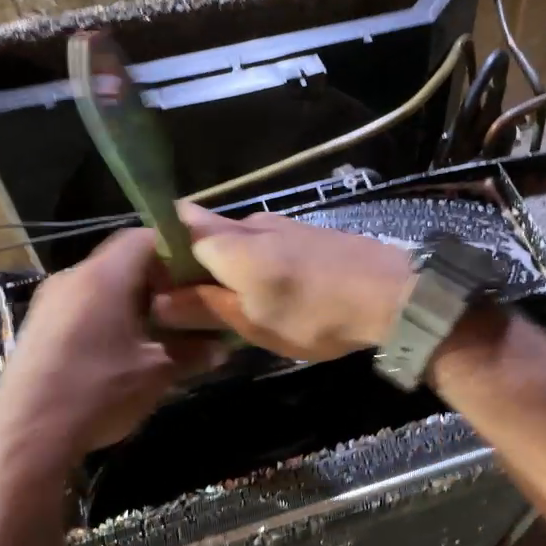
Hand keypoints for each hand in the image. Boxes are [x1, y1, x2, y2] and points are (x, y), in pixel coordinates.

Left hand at [0, 228, 225, 462]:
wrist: (26, 436)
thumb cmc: (97, 394)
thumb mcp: (155, 374)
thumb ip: (192, 353)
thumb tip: (221, 347)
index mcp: (103, 278)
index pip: (144, 237)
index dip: (178, 249)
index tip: (203, 273)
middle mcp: (72, 279)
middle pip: (123, 261)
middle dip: (160, 280)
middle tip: (190, 307)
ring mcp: (50, 302)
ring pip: (103, 286)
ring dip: (136, 302)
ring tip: (164, 332)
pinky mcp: (39, 328)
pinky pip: (84, 307)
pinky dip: (111, 317)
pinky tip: (127, 350)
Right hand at [150, 202, 415, 362]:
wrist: (392, 294)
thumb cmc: (315, 315)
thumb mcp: (253, 322)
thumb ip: (204, 307)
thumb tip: (158, 301)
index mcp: (227, 243)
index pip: (174, 225)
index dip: (156, 251)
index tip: (152, 284)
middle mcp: (250, 223)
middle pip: (204, 233)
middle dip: (190, 265)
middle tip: (188, 305)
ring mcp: (283, 225)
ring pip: (236, 242)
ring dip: (224, 268)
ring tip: (228, 307)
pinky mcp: (308, 235)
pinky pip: (264, 246)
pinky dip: (253, 267)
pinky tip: (266, 295)